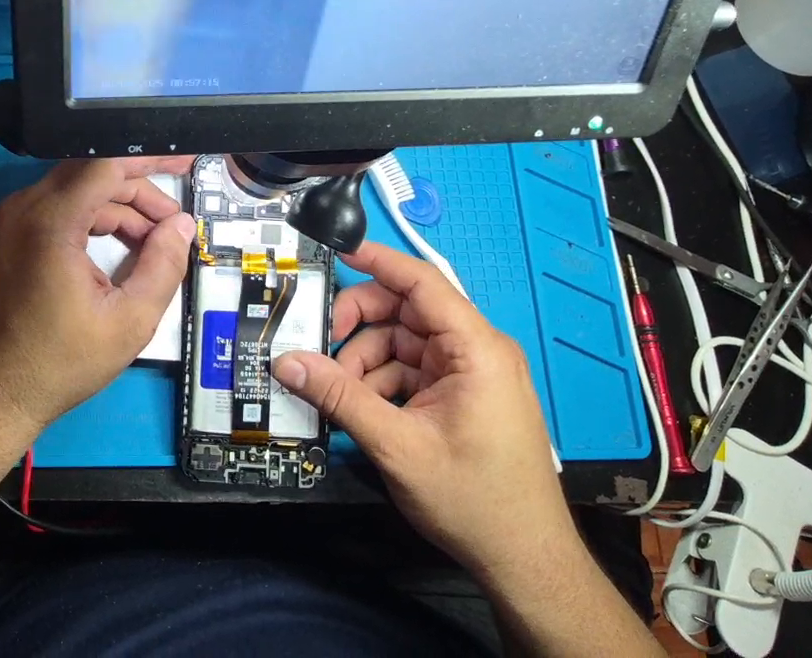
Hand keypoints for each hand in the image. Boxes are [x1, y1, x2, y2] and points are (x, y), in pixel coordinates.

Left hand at [0, 157, 194, 439]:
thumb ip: (163, 266)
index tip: (185, 164)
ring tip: (156, 243)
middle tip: (176, 219)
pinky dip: (96, 219)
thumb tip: (180, 227)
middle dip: (141, 189)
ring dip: (121, 208)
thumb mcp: (128, 321)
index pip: (107, 164)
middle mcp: (25, 208)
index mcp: (50, 221)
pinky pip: (62, 208)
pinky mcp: (11, 235)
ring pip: (79, 189)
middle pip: (94, 172)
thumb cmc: (57, 363)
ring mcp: (12, 220)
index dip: (151, 158)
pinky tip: (124, 248)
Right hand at [272, 242, 573, 576]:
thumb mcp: (398, 445)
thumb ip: (340, 398)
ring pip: (401, 343)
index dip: (378, 262)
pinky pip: (410, 369)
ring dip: (365, 363)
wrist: (523, 559)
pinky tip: (362, 410)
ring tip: (341, 397)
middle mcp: (476, 351)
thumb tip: (289, 363)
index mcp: (475, 349)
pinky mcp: (460, 394)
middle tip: (321, 350)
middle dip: (359, 327)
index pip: (422, 283)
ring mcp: (469, 373)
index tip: (337, 252)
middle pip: (405, 312)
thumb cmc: (475, 501)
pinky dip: (381, 382)